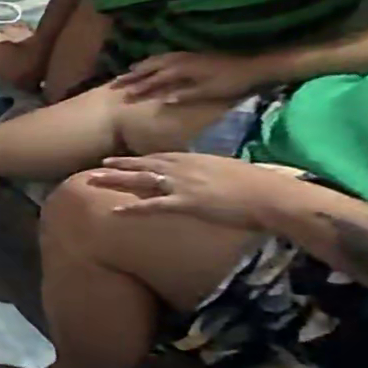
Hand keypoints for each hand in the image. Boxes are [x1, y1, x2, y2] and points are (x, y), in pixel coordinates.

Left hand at [85, 152, 303, 229]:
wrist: (274, 195)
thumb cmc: (260, 184)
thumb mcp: (229, 168)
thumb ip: (209, 169)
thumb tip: (203, 172)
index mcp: (195, 159)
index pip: (159, 157)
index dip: (138, 159)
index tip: (122, 159)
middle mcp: (183, 168)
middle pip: (143, 165)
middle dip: (118, 165)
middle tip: (96, 166)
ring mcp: (182, 185)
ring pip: (140, 180)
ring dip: (115, 180)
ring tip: (93, 181)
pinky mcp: (186, 202)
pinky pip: (153, 205)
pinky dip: (133, 207)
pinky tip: (115, 210)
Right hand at [108, 51, 277, 102]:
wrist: (257, 66)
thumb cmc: (233, 82)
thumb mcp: (209, 92)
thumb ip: (184, 95)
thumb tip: (162, 101)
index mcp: (181, 70)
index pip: (153, 80)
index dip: (137, 88)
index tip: (123, 97)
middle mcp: (180, 61)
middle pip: (150, 68)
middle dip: (132, 76)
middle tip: (115, 83)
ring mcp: (186, 56)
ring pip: (157, 60)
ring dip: (142, 66)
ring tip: (129, 71)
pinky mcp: (192, 55)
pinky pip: (165, 57)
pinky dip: (154, 60)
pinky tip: (154, 63)